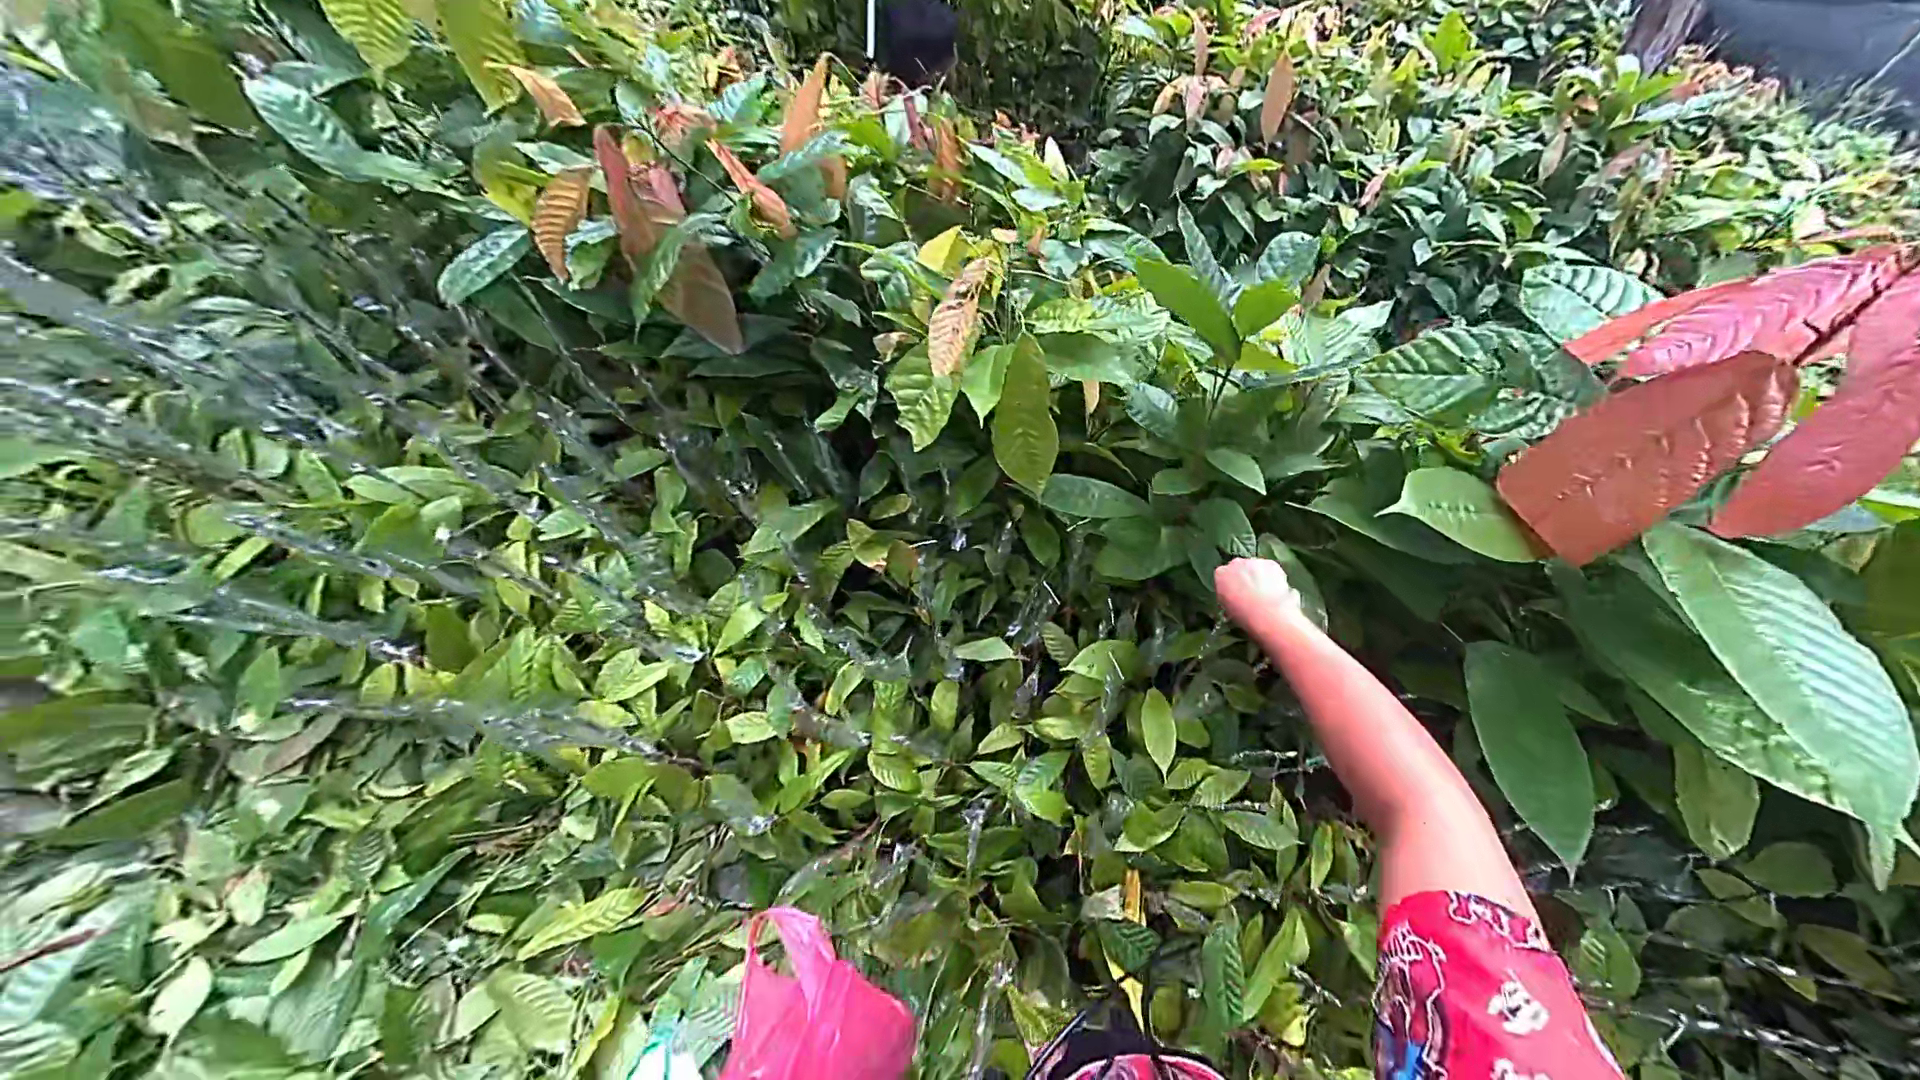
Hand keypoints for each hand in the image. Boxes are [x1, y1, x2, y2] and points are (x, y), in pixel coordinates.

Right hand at [1214, 557, 1306, 635]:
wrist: (1267, 612)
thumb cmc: (1244, 613)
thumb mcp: (1227, 607)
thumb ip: (1227, 597)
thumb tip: (1232, 600)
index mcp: (1220, 574)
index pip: (1222, 575)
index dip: (1230, 583)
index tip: (1235, 592)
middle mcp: (1235, 563)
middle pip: (1238, 567)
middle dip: (1243, 576)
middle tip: (1251, 591)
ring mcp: (1253, 562)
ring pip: (1255, 567)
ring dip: (1258, 575)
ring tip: (1265, 592)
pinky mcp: (1271, 564)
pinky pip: (1271, 568)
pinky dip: (1272, 576)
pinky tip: (1275, 589)